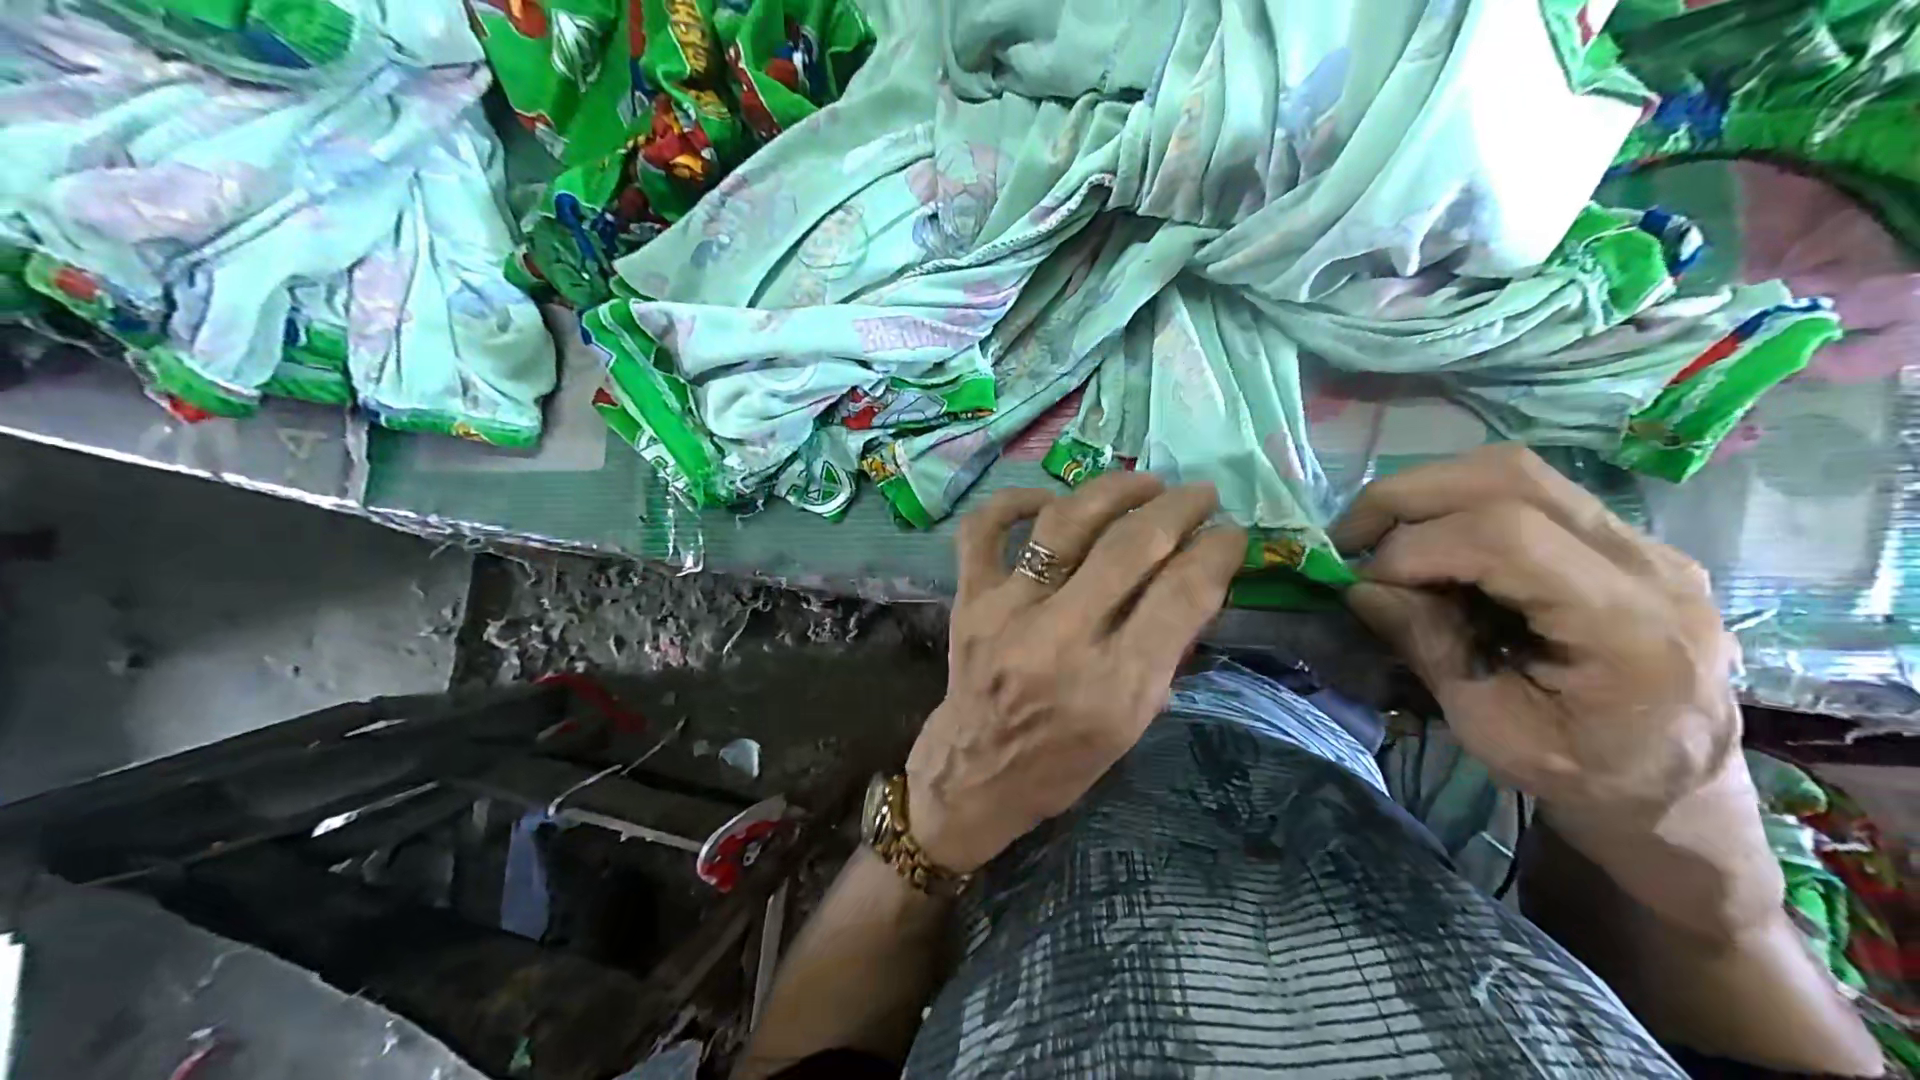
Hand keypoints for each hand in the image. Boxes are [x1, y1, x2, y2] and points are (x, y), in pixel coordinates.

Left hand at [905, 473, 1245, 872]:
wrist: (975, 772)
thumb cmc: (1064, 760)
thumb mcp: (1134, 723)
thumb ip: (1165, 650)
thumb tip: (1195, 574)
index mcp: (1113, 685)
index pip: (1180, 595)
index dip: (1216, 552)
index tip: (1231, 533)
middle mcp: (1059, 639)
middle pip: (1130, 547)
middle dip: (1177, 509)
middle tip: (1200, 494)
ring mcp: (1005, 612)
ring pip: (1064, 523)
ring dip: (1113, 490)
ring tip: (1145, 484)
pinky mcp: (968, 598)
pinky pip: (984, 528)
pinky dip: (1018, 501)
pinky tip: (1054, 500)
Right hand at [1333, 445, 1777, 936]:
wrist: (1679, 784)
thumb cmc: (1584, 776)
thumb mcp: (1492, 732)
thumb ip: (1429, 650)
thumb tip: (1359, 587)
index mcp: (1627, 626)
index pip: (1504, 536)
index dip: (1413, 549)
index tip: (1364, 586)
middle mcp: (1646, 563)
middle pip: (1507, 477)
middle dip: (1404, 499)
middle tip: (1348, 539)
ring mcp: (1639, 541)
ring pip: (1511, 469)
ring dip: (1424, 492)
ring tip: (1378, 535)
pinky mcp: (1618, 538)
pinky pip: (1522, 490)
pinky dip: (1452, 504)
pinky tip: (1427, 545)